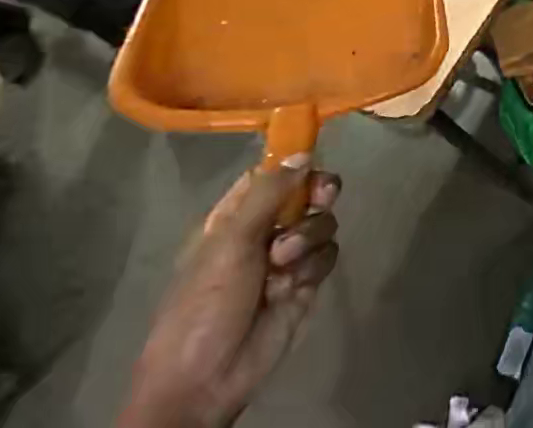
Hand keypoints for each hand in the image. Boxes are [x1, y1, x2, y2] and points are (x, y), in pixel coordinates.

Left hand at [118, 155, 340, 427]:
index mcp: (235, 215)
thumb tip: (303, 153)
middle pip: (306, 192)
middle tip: (321, 199)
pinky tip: (291, 287)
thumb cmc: (205, 302)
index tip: (312, 161)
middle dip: (317, 194)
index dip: (293, 164)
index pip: (271, 174)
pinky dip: (313, 267)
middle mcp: (264, 230)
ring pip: (321, 223)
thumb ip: (268, 193)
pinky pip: (327, 255)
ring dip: (308, 238)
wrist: (206, 380)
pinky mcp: (305, 283)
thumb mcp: (230, 241)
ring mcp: (287, 257)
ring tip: (282, 264)